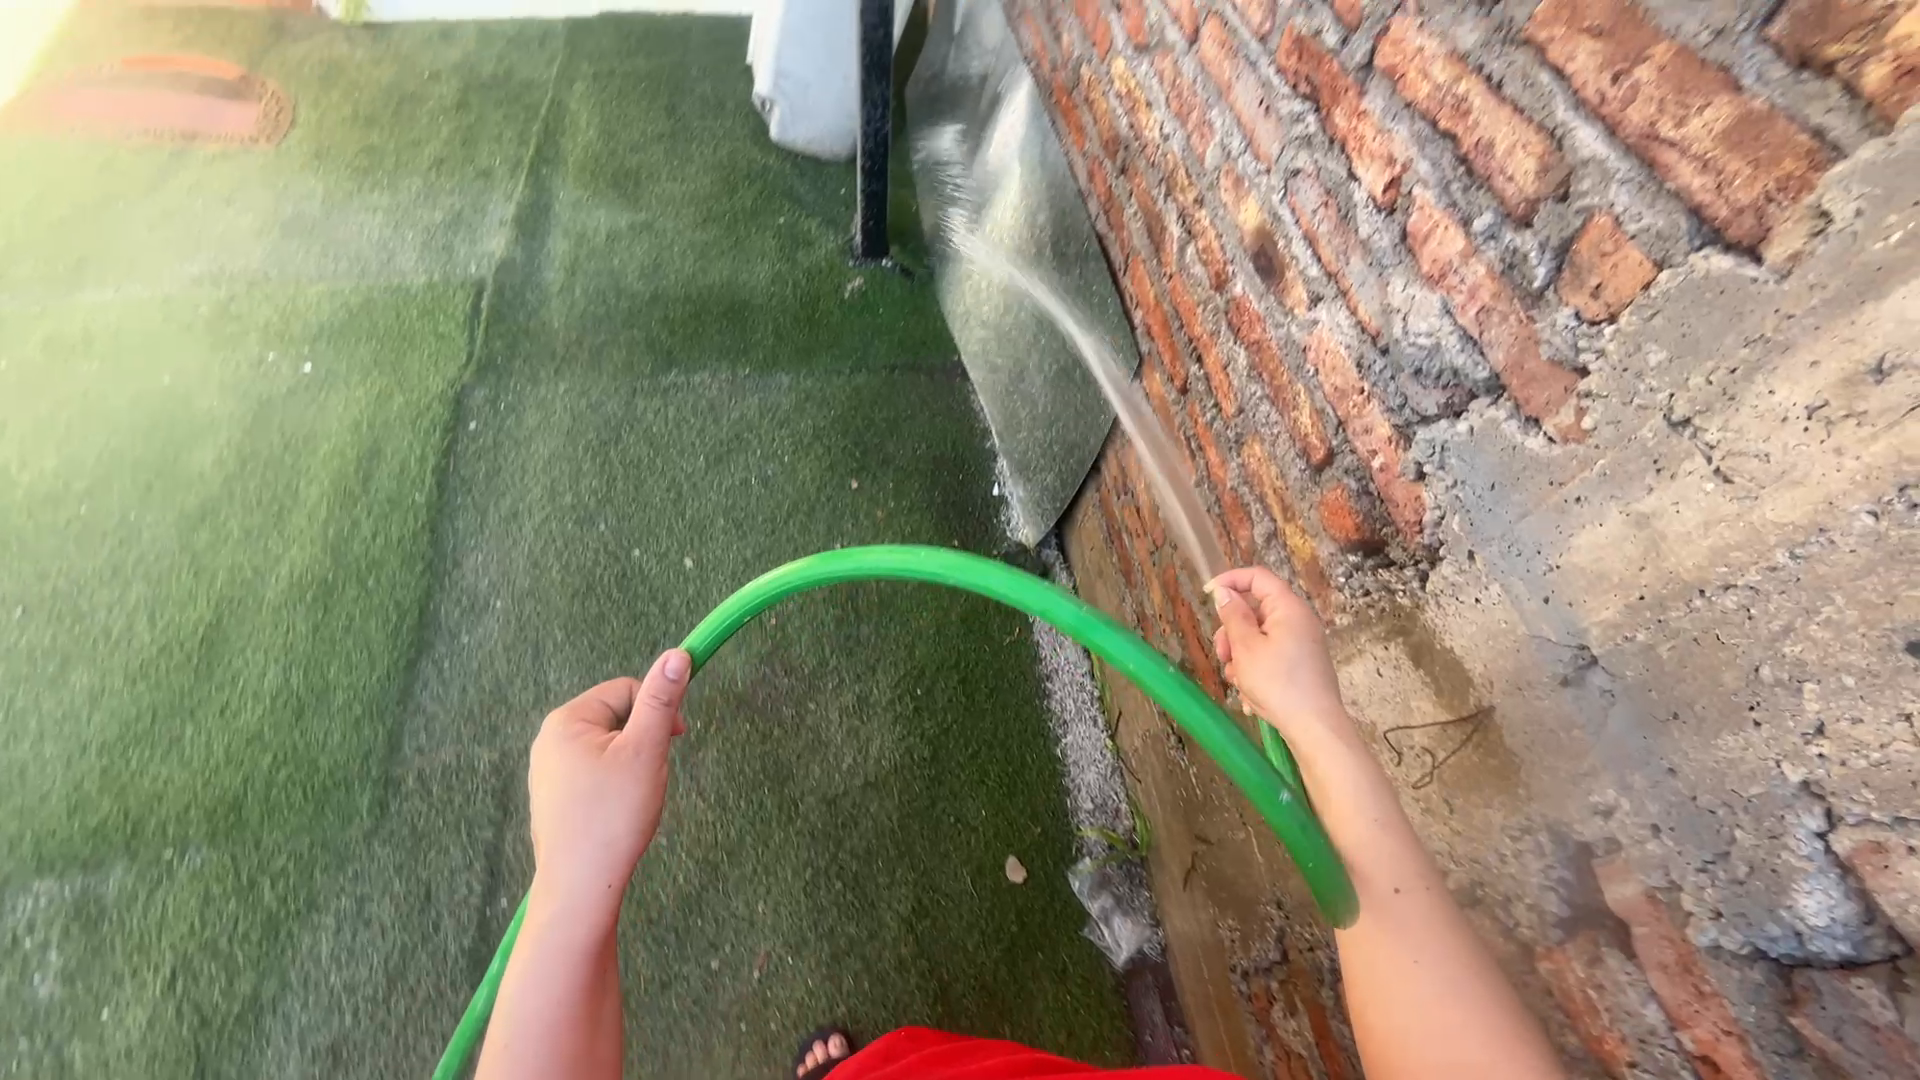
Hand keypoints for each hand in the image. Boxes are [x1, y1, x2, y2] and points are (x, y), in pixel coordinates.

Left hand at [527, 650, 691, 909]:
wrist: (581, 886)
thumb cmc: (614, 813)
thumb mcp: (647, 749)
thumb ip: (662, 699)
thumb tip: (678, 653)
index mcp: (567, 720)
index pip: (627, 690)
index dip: (658, 710)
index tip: (677, 740)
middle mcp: (549, 739)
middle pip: (618, 715)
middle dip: (645, 738)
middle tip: (654, 772)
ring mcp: (549, 771)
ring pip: (611, 745)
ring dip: (635, 760)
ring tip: (638, 793)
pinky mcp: (555, 797)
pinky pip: (597, 770)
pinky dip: (618, 781)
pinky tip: (622, 809)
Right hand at [1207, 567, 1352, 745]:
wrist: (1314, 727)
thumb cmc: (1278, 682)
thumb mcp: (1246, 647)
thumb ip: (1233, 615)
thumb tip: (1224, 592)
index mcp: (1288, 608)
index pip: (1257, 577)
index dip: (1230, 580)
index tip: (1207, 595)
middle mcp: (1298, 621)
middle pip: (1254, 611)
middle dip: (1231, 631)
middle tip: (1222, 654)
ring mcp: (1301, 644)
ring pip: (1258, 637)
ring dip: (1240, 656)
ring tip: (1236, 681)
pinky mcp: (1300, 664)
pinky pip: (1269, 656)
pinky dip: (1254, 670)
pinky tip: (1250, 695)